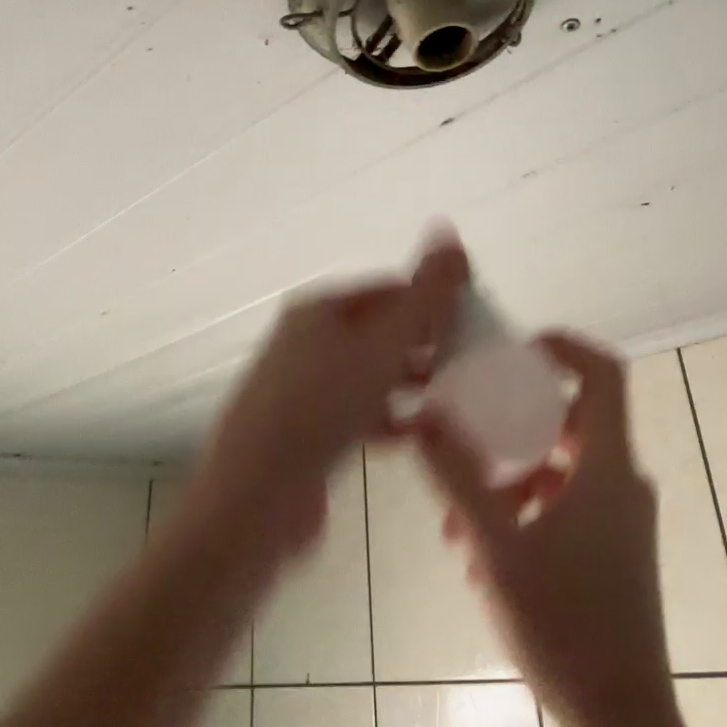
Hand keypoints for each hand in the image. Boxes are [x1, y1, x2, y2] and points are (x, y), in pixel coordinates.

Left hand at [192, 236, 468, 548]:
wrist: (255, 498)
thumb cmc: (323, 408)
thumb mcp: (384, 344)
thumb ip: (425, 293)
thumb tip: (449, 228)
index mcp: (318, 309)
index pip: (389, 289)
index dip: (432, 303)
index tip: (470, 327)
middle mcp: (305, 340)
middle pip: (379, 331)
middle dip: (423, 346)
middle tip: (467, 365)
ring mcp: (300, 388)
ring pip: (368, 374)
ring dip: (408, 383)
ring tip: (450, 398)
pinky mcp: (302, 432)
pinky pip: (355, 414)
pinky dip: (387, 419)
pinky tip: (418, 435)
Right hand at [416, 331, 681, 726]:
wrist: (621, 717)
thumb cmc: (566, 623)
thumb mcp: (497, 546)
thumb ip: (458, 478)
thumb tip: (425, 418)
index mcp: (608, 465)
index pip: (603, 372)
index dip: (563, 346)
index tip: (513, 351)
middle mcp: (621, 482)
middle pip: (567, 423)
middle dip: (509, 430)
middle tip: (463, 437)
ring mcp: (621, 520)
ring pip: (559, 472)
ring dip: (506, 485)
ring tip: (457, 529)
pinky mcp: (613, 553)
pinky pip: (565, 509)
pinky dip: (524, 516)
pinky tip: (483, 562)